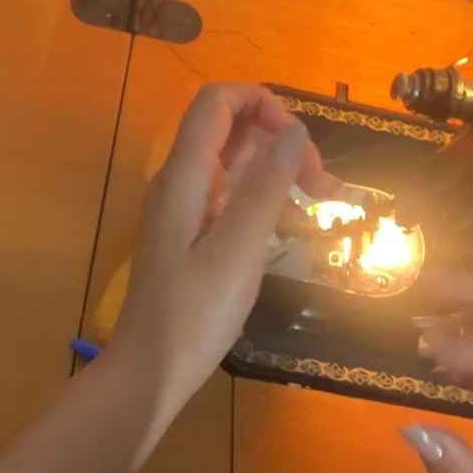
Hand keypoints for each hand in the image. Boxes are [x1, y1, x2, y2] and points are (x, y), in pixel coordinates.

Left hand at [108, 83, 337, 411]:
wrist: (151, 370)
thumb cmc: (193, 315)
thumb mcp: (238, 250)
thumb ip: (265, 187)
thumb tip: (294, 130)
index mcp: (183, 176)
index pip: (216, 101)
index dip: (262, 103)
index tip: (301, 144)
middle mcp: (179, 181)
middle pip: (228, 128)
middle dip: (279, 138)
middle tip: (322, 185)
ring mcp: (183, 207)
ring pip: (232, 162)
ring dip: (276, 168)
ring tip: (321, 200)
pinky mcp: (191, 233)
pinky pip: (229, 194)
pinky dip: (262, 196)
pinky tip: (290, 222)